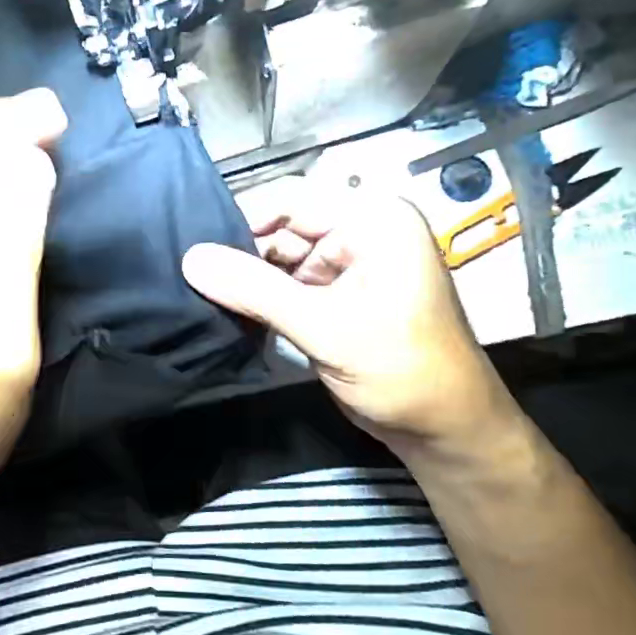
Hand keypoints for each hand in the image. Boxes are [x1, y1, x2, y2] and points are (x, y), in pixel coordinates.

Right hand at [181, 177, 519, 456]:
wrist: (445, 430)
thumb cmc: (400, 369)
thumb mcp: (324, 326)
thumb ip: (255, 290)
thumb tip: (190, 259)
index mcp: (373, 221)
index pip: (292, 205)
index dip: (243, 225)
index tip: (193, 249)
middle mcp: (363, 235)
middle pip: (286, 234)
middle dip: (245, 258)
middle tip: (192, 278)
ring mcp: (352, 269)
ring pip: (285, 264)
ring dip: (252, 283)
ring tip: (203, 295)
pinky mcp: (341, 301)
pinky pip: (294, 290)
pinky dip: (268, 303)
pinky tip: (231, 312)